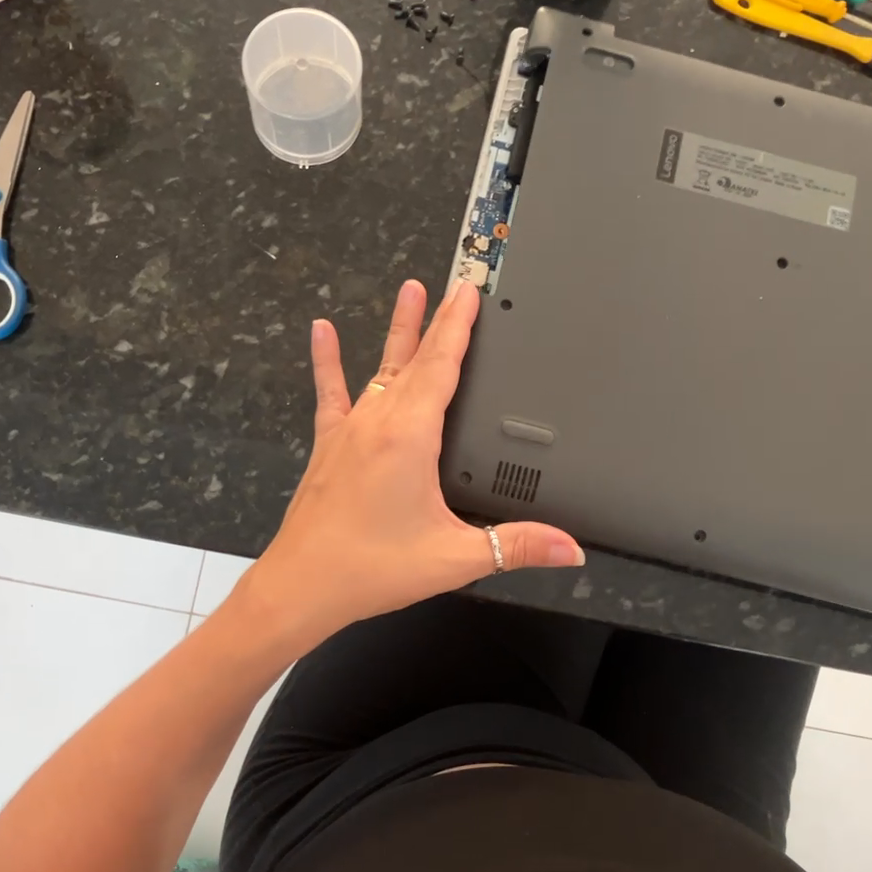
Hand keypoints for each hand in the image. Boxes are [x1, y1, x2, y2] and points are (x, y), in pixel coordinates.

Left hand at [238, 277, 583, 643]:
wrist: (301, 585)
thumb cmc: (372, 568)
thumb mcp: (454, 557)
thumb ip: (516, 546)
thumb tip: (570, 549)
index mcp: (410, 437)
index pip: (443, 366)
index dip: (459, 326)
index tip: (469, 293)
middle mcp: (378, 422)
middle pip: (416, 359)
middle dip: (439, 321)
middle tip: (453, 286)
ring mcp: (349, 430)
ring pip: (380, 368)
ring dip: (397, 330)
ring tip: (408, 291)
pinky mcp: (329, 445)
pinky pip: (331, 393)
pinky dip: (327, 362)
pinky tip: (320, 331)